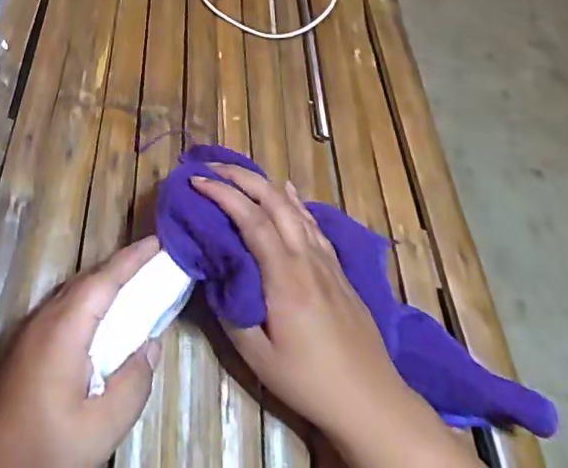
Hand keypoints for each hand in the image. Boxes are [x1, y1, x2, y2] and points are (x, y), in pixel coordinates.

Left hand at [0, 237, 161, 467]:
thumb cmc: (46, 442)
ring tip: (135, 282)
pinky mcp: (28, 343)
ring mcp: (33, 328)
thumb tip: (150, 347)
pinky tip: (103, 316)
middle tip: (153, 259)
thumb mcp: (100, 427)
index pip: (104, 280)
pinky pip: (66, 306)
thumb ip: (132, 386)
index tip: (157, 241)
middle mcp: (47, 318)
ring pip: (75, 292)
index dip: (131, 259)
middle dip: (121, 265)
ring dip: (104, 282)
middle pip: (88, 280)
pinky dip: (90, 300)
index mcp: (65, 328)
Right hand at [193, 166, 475, 467]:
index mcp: (285, 275)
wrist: (372, 401)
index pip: (250, 218)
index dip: (222, 193)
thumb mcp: (257, 356)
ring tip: (237, 173)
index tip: (196, 180)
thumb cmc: (309, 380)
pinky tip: (286, 190)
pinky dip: (293, 200)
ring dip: (263, 184)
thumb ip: (231, 309)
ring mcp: (326, 260)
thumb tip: (213, 273)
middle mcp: (306, 257)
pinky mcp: (337, 269)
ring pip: (294, 207)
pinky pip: (311, 222)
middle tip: (210, 165)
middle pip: (273, 200)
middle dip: (240, 176)